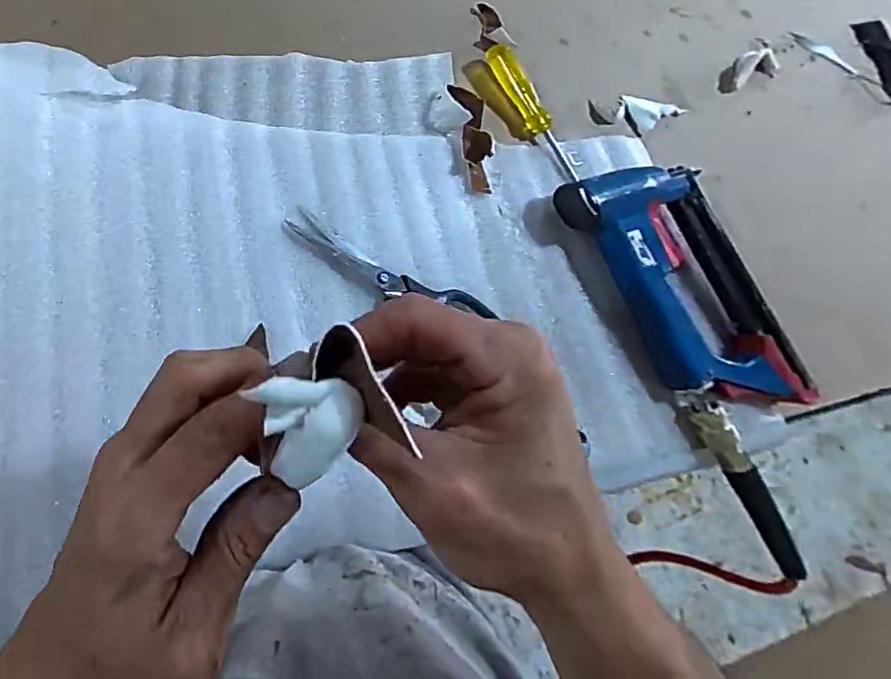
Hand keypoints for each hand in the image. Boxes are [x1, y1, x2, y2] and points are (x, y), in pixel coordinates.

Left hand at [0, 347, 300, 678]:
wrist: (51, 667)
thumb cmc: (120, 662)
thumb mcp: (190, 637)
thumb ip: (236, 553)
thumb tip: (286, 483)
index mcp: (135, 517)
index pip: (202, 433)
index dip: (257, 405)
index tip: (304, 401)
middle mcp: (120, 467)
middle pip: (180, 378)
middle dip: (241, 367)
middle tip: (291, 391)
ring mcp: (118, 454)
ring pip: (176, 378)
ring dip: (230, 377)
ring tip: (275, 416)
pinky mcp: (124, 455)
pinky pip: (173, 399)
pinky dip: (215, 393)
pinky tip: (246, 431)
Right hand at [349, 295, 614, 604]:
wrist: (571, 573)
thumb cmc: (515, 532)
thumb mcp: (434, 487)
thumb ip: (372, 437)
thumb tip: (319, 402)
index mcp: (507, 354)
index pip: (418, 317)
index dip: (364, 334)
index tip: (321, 366)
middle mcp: (508, 342)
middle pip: (420, 328)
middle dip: (369, 354)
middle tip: (324, 385)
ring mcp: (503, 361)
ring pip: (424, 346)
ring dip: (382, 371)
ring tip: (342, 400)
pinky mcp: (494, 382)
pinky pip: (437, 369)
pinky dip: (403, 387)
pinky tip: (377, 412)